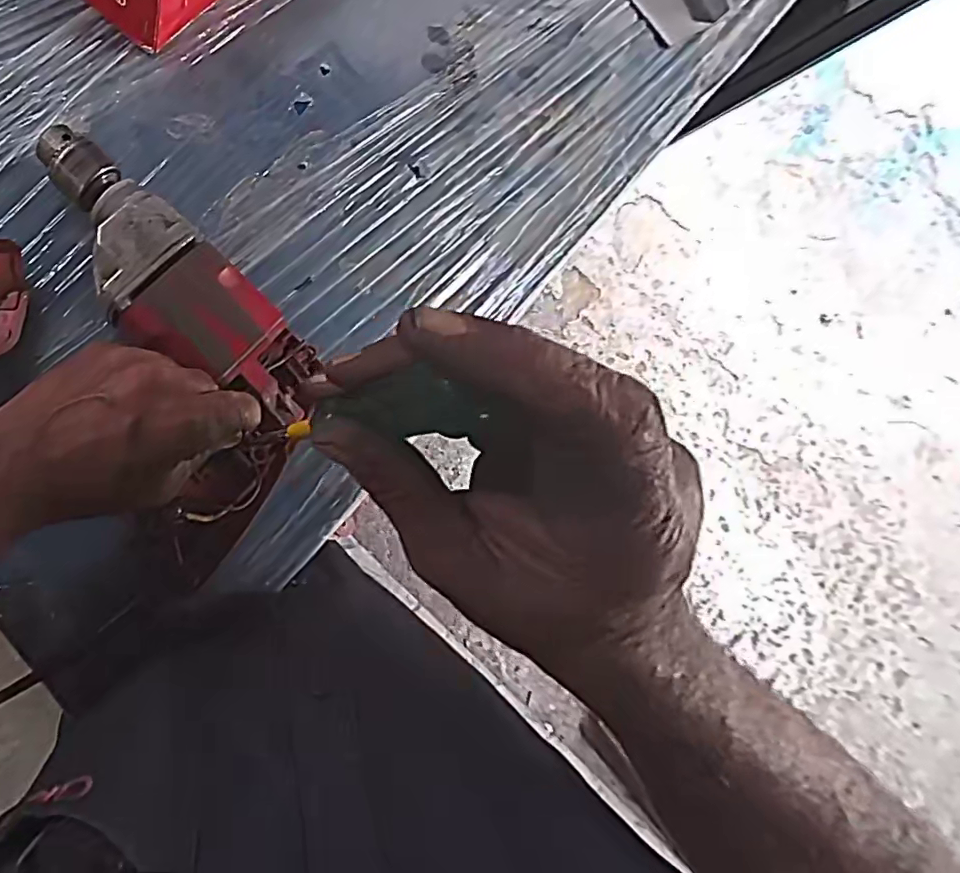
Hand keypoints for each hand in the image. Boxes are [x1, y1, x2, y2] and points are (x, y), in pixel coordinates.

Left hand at [0, 342, 261, 536]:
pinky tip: (115, 399)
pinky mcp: (106, 348)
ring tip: (142, 412)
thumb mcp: (154, 489)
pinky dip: (141, 378)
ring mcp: (133, 357)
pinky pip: (141, 360)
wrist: (19, 457)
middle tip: (184, 426)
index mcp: (180, 418)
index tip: (239, 424)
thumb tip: (208, 439)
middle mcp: (164, 378)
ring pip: (174, 369)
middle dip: (203, 405)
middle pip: (206, 384)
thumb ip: (192, 458)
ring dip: (171, 389)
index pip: (236, 406)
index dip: (242, 417)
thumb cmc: (88, 487)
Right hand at [311, 307, 701, 682]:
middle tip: (338, 377)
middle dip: (417, 362)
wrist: (614, 627)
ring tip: (347, 387)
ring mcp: (596, 407)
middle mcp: (624, 422)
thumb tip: (333, 430)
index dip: (484, 351)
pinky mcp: (564, 403)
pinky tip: (387, 397)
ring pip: (495, 362)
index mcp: (626, 473)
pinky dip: (437, 385)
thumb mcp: (457, 559)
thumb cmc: (549, 610)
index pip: (562, 387)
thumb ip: (397, 486)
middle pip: (512, 362)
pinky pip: (495, 378)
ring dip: (417, 370)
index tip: (408, 332)